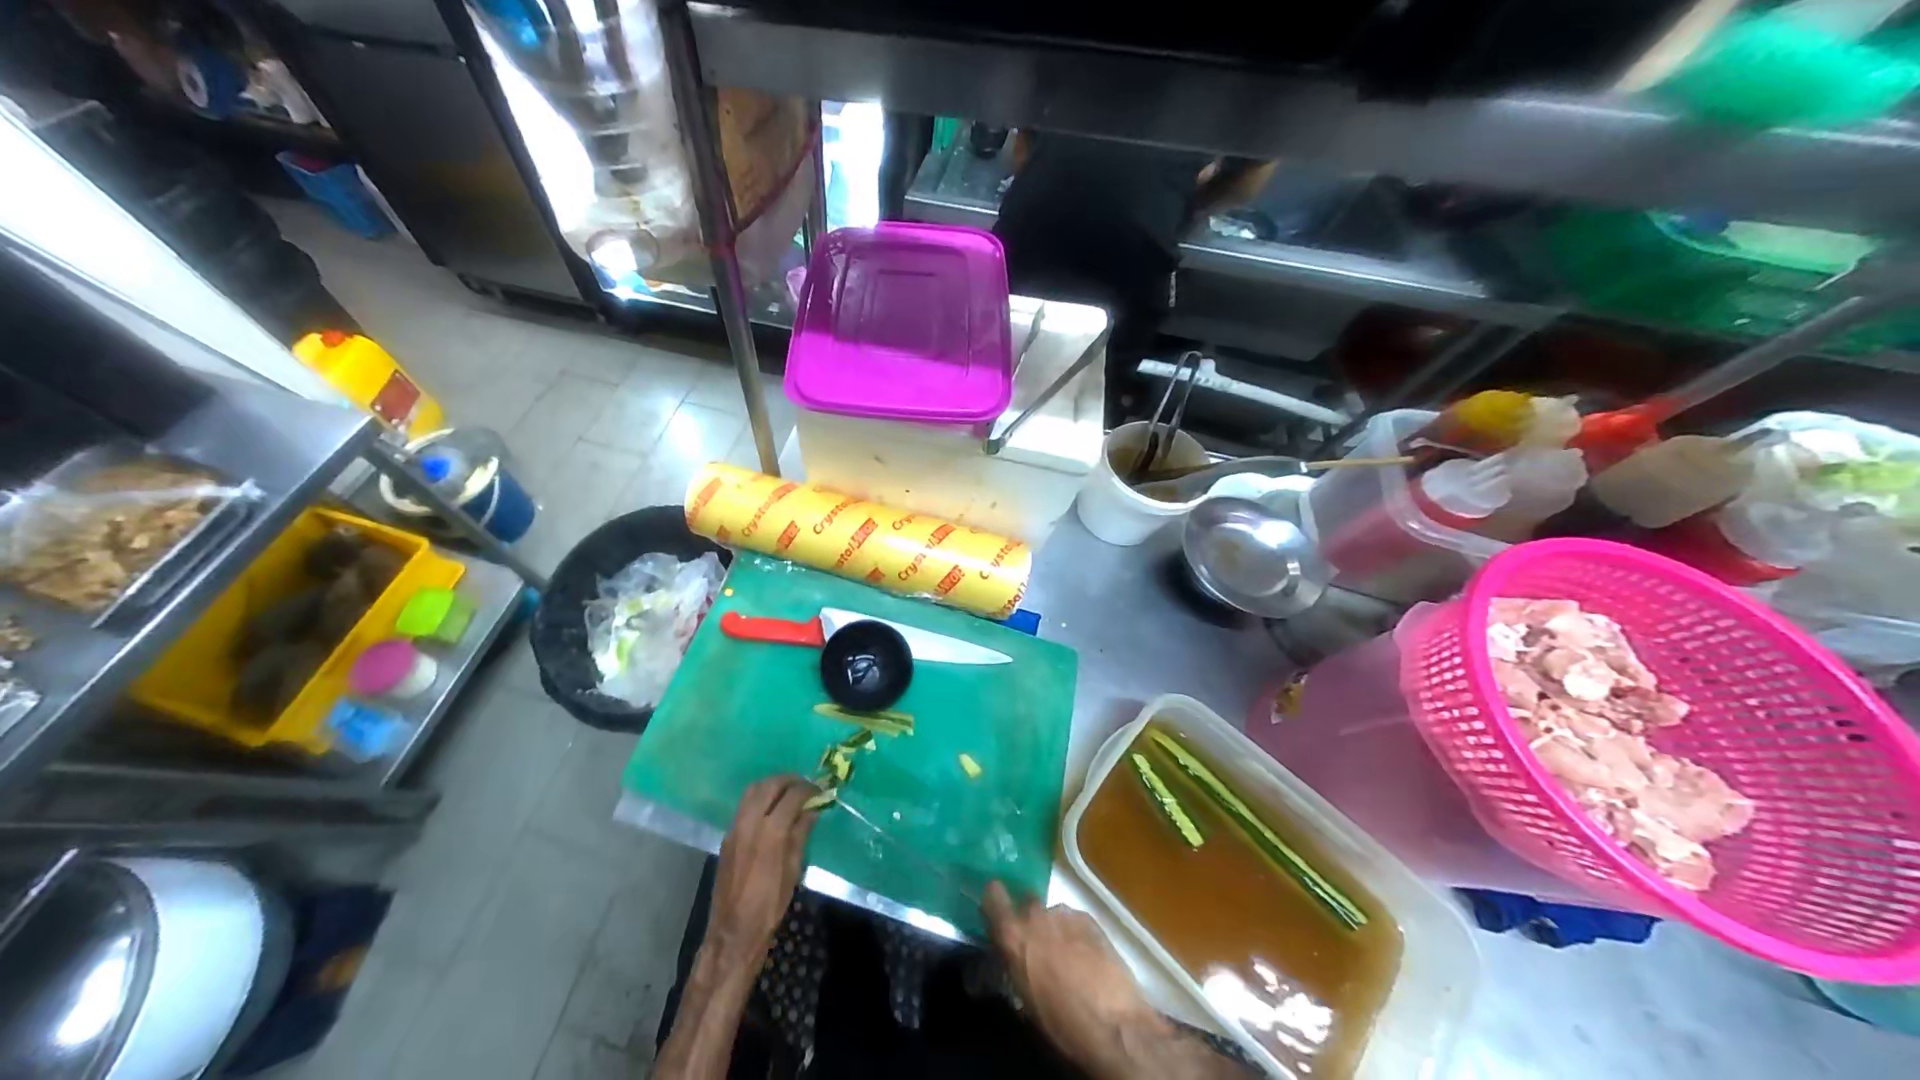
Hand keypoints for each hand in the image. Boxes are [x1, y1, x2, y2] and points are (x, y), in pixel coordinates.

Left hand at [708, 775, 818, 967]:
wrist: (735, 928)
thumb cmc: (771, 903)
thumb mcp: (794, 868)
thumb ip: (801, 834)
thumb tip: (812, 811)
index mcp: (772, 831)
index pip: (792, 795)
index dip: (808, 789)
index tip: (819, 789)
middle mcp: (750, 822)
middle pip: (769, 785)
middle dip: (788, 780)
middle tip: (804, 785)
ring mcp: (735, 828)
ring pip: (752, 791)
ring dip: (771, 786)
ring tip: (787, 792)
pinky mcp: (727, 836)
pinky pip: (744, 806)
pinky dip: (759, 799)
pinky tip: (771, 810)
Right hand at [983, 881, 1168, 1074]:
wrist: (1112, 1022)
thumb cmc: (1062, 1022)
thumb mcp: (1025, 1000)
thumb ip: (1014, 968)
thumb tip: (1012, 964)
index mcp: (1013, 936)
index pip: (993, 896)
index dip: (995, 899)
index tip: (998, 911)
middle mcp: (1035, 916)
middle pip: (1026, 903)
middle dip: (1029, 920)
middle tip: (1038, 946)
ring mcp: (1065, 914)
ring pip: (1052, 914)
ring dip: (1054, 929)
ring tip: (1067, 956)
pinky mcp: (1090, 919)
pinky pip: (1074, 921)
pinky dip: (1076, 934)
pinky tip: (1087, 957)